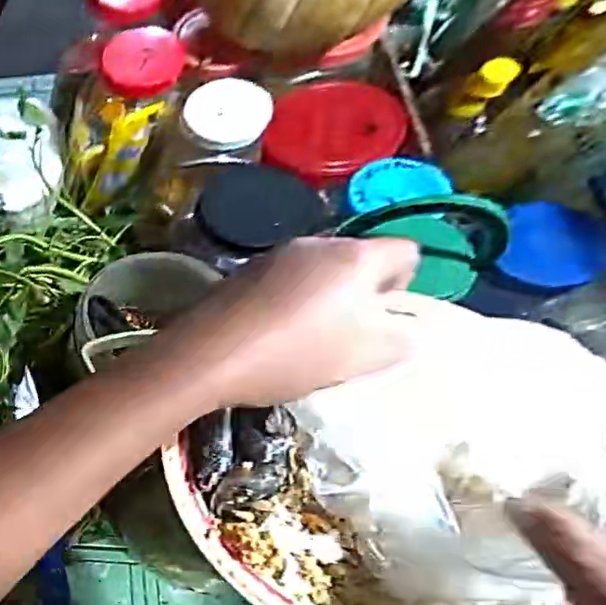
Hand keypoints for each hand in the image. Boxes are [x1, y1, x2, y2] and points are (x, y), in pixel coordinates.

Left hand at [143, 237, 451, 408]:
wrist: (200, 359)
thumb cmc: (288, 355)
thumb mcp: (361, 358)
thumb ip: (399, 341)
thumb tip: (406, 332)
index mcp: (353, 256)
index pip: (404, 251)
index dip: (402, 285)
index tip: (379, 320)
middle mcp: (311, 245)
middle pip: (351, 262)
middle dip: (353, 295)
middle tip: (338, 337)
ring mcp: (265, 259)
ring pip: (308, 275)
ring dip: (311, 302)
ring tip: (295, 343)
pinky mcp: (230, 278)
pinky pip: (270, 288)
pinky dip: (275, 308)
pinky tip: (259, 339)